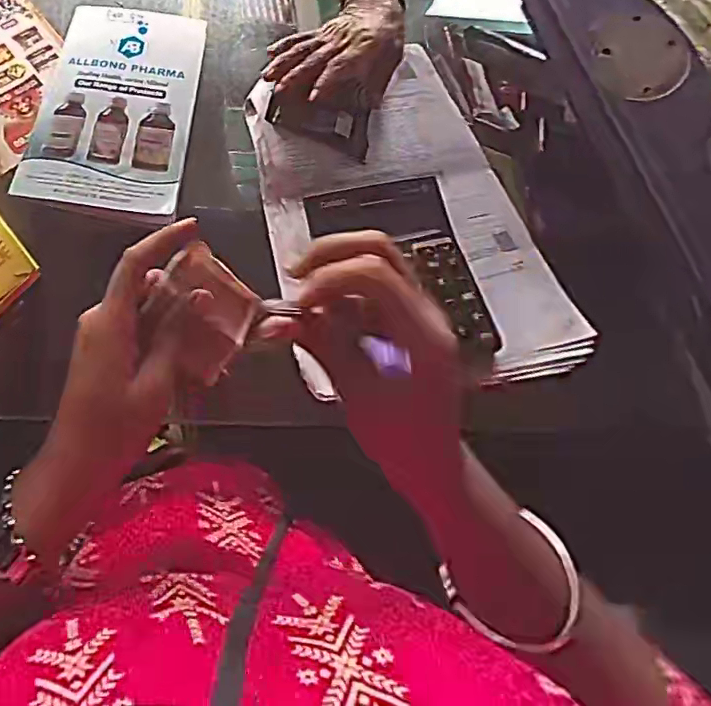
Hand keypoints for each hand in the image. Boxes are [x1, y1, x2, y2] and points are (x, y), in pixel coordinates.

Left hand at [17, 218, 210, 555]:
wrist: (74, 466)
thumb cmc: (113, 430)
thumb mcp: (155, 384)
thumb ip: (175, 336)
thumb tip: (196, 296)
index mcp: (108, 320)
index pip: (134, 264)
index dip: (163, 240)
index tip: (192, 228)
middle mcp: (100, 319)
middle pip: (142, 285)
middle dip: (180, 279)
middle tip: (218, 283)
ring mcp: (98, 335)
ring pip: (141, 308)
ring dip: (173, 308)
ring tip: (212, 313)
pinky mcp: (101, 351)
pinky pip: (135, 328)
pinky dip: (160, 329)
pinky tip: (189, 341)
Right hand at [260, 231, 466, 511]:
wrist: (431, 461)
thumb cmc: (403, 440)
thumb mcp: (353, 392)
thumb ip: (318, 344)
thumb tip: (278, 319)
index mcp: (421, 334)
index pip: (374, 273)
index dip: (328, 278)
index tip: (301, 301)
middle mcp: (424, 313)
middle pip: (377, 249)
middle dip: (328, 254)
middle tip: (297, 276)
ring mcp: (416, 312)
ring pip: (373, 259)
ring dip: (331, 268)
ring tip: (305, 297)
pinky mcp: (401, 317)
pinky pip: (367, 284)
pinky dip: (337, 289)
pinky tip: (321, 314)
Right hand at [263, 0, 404, 105]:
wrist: (379, 8)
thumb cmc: (387, 38)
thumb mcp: (392, 61)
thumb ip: (377, 83)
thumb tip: (371, 105)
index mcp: (361, 49)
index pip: (339, 67)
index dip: (325, 83)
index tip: (312, 98)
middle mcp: (340, 42)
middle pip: (313, 59)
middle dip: (294, 76)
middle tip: (280, 91)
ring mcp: (326, 36)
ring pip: (302, 49)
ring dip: (283, 62)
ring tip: (268, 75)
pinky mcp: (318, 33)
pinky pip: (300, 38)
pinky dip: (284, 46)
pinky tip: (271, 53)